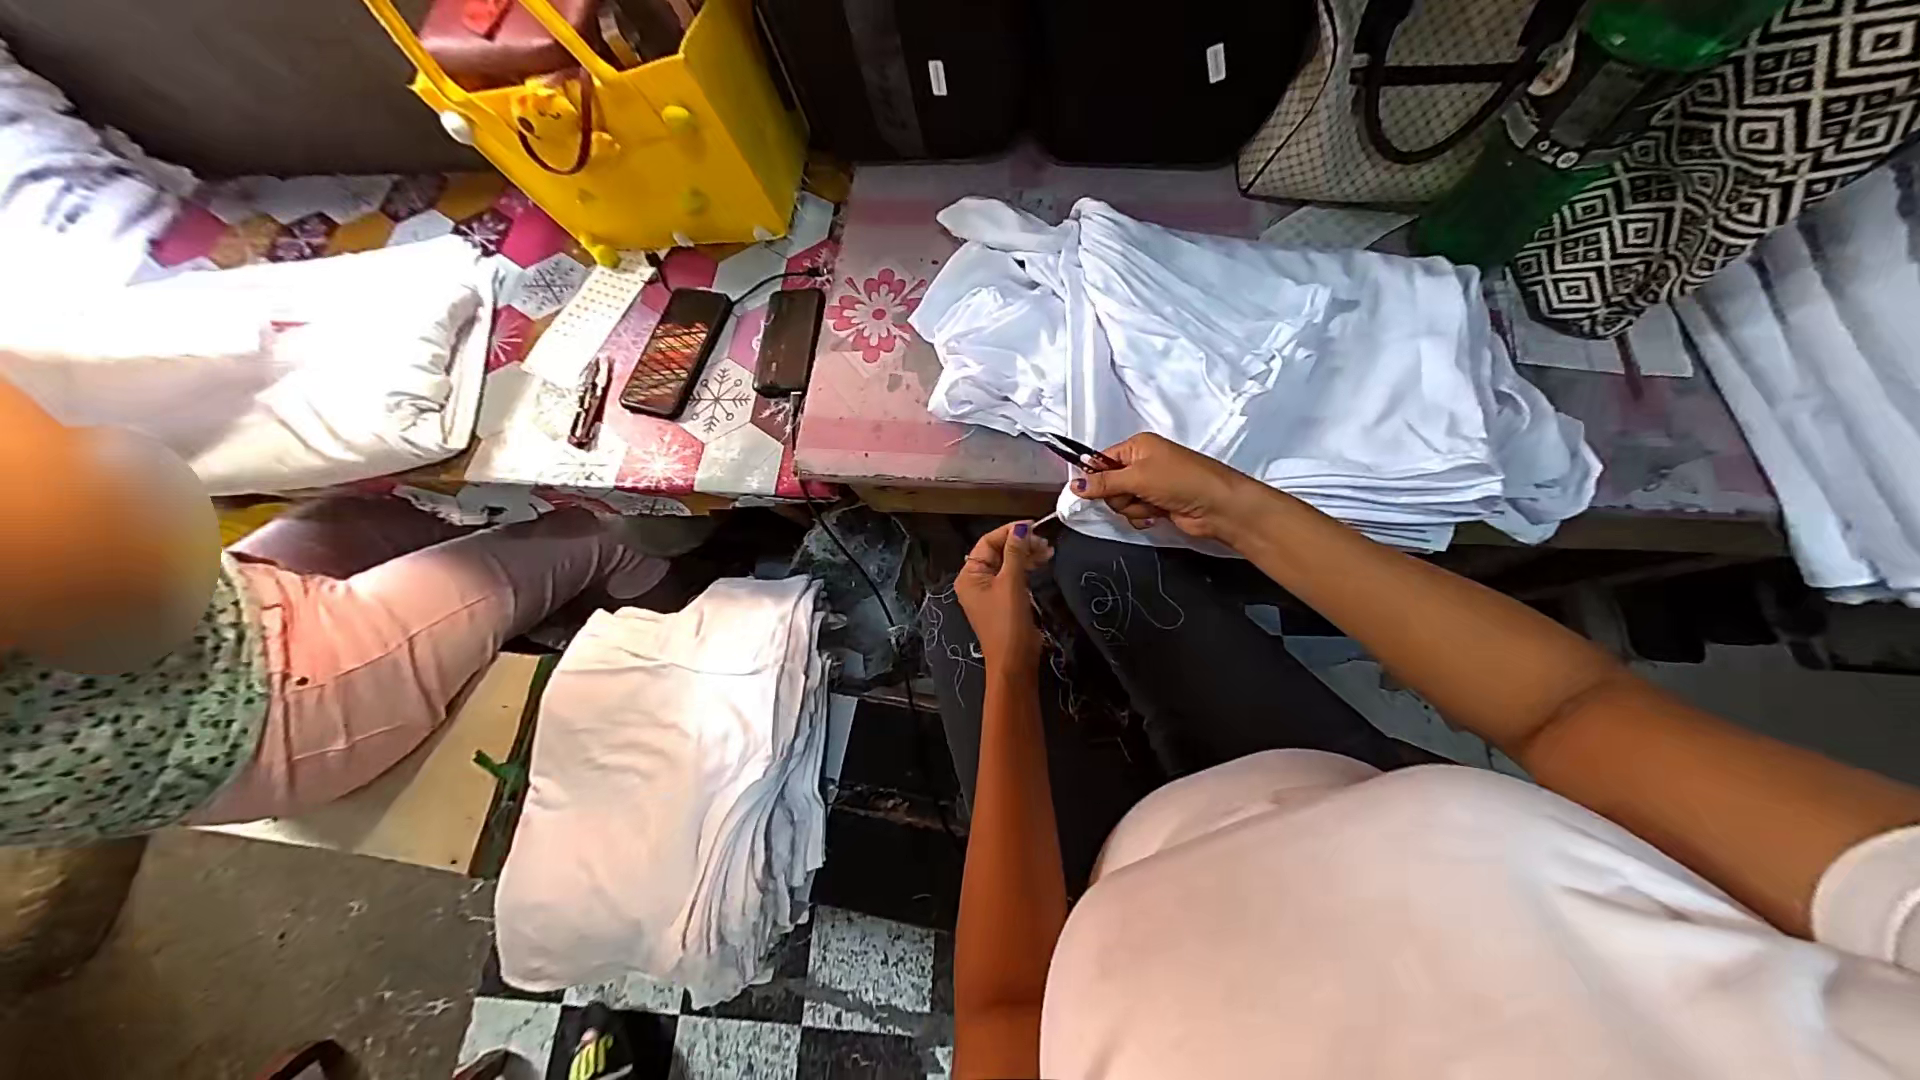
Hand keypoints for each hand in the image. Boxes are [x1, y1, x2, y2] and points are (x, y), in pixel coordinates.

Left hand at [953, 522, 1052, 674]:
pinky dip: (1027, 567)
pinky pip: (1014, 575)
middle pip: (998, 551)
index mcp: (969, 575)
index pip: (987, 542)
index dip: (1009, 532)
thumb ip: (1015, 552)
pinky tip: (1042, 561)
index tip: (1032, 526)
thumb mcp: (1011, 583)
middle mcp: (976, 580)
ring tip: (1047, 551)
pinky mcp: (1005, 599)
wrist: (1014, 659)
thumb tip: (1021, 528)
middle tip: (1043, 541)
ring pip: (1008, 562)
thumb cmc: (1007, 622)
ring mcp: (990, 590)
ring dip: (1026, 554)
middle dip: (1020, 543)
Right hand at [1074, 433, 1265, 543]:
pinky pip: (1133, 512)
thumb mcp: (1137, 477)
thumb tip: (1075, 485)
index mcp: (1138, 445)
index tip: (1091, 490)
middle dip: (1118, 495)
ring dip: (1132, 507)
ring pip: (1120, 501)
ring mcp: (1150, 485)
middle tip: (1135, 495)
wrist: (1218, 507)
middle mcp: (1142, 462)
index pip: (1102, 459)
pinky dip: (1141, 516)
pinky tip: (1156, 515)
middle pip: (1108, 484)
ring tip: (1152, 505)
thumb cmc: (1182, 481)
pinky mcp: (1156, 504)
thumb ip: (1103, 482)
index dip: (1095, 476)